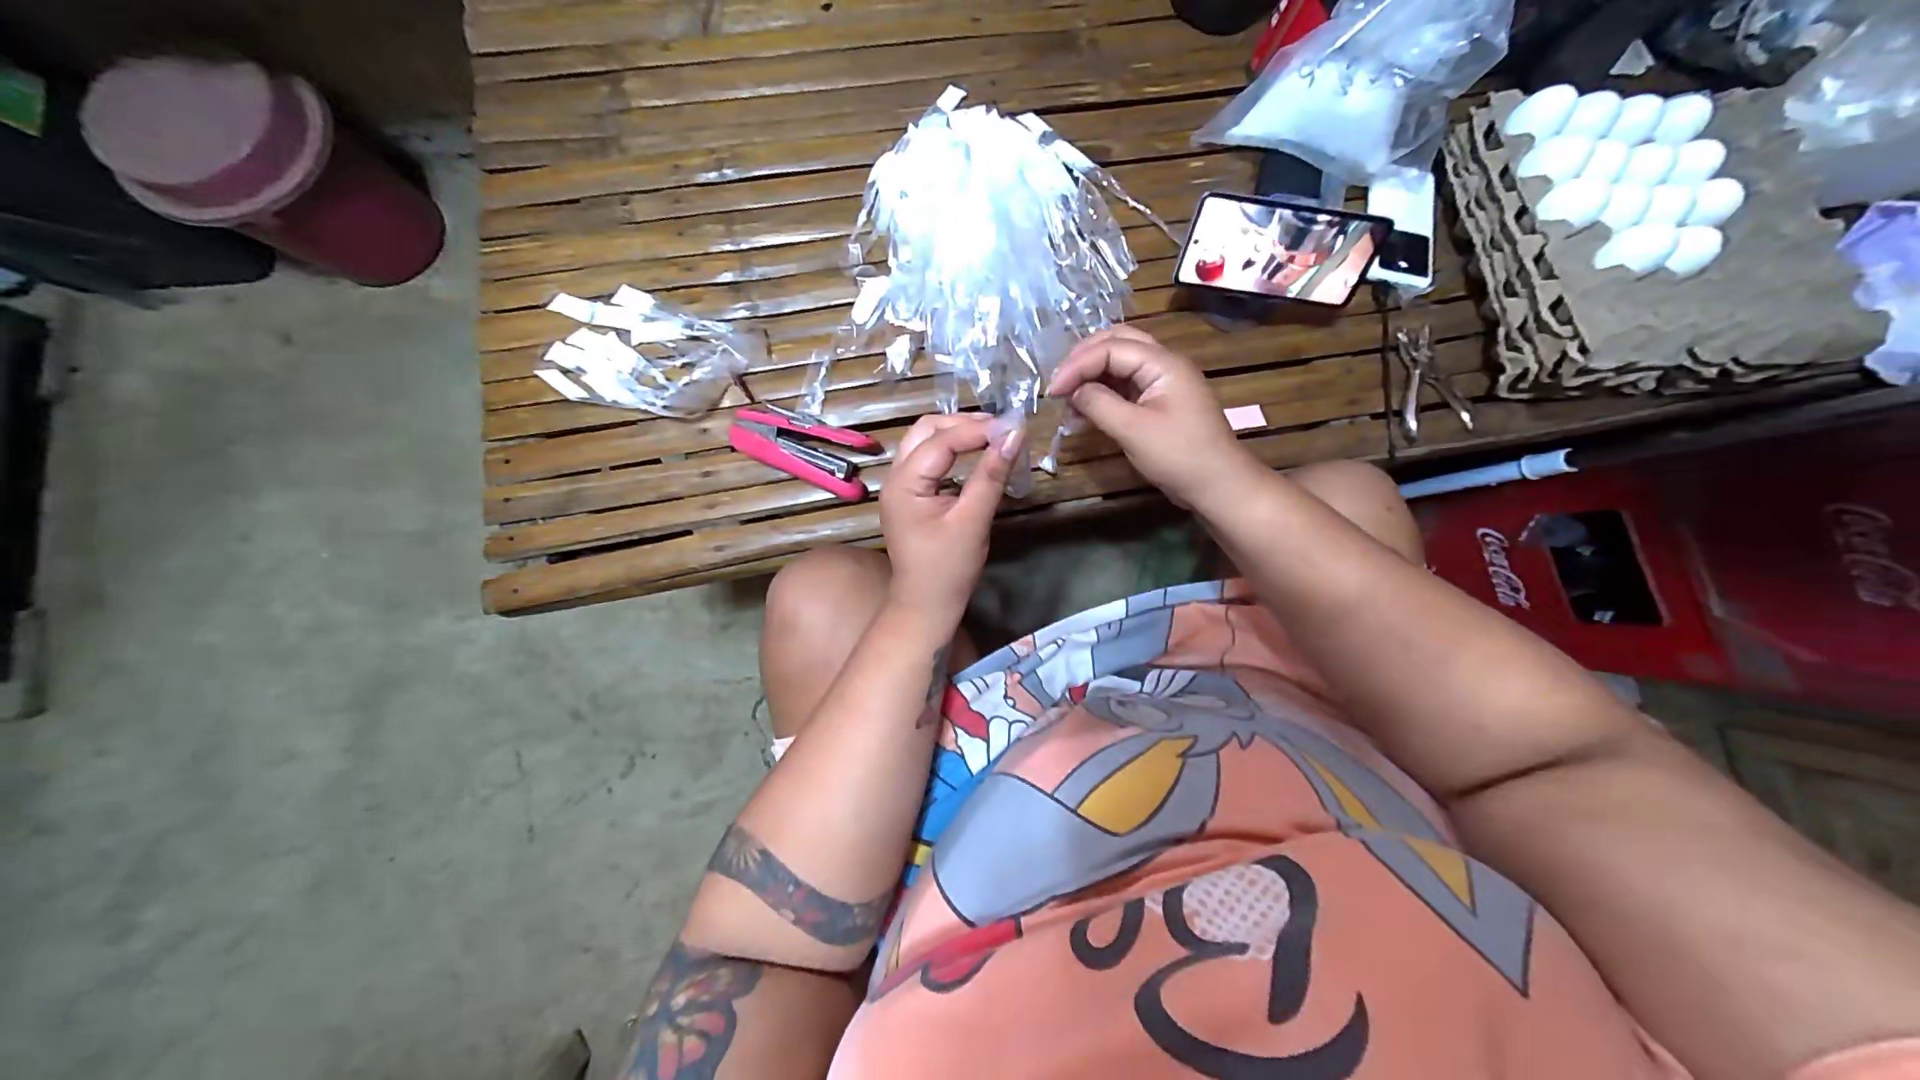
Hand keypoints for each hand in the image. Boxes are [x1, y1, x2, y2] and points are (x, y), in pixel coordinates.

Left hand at [879, 413, 1022, 625]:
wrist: (926, 605)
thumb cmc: (948, 568)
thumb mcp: (973, 521)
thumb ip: (991, 476)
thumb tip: (1014, 437)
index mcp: (904, 483)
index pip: (942, 441)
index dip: (978, 430)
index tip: (1014, 427)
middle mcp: (895, 477)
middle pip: (926, 430)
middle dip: (963, 423)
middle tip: (1001, 429)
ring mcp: (900, 485)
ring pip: (925, 441)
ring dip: (957, 433)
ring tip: (993, 436)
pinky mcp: (910, 494)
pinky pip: (928, 458)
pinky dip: (952, 449)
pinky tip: (976, 454)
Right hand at [1047, 326, 1261, 508]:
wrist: (1218, 485)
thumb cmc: (1179, 456)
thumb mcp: (1133, 430)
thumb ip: (1099, 403)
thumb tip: (1071, 391)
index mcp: (1163, 363)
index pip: (1110, 348)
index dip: (1077, 365)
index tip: (1052, 391)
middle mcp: (1163, 363)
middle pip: (1117, 342)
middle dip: (1083, 358)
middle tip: (1058, 383)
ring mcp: (1162, 381)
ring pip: (1120, 361)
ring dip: (1091, 373)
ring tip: (1068, 396)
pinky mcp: (1159, 401)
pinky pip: (1125, 383)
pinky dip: (1102, 390)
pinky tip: (1084, 408)